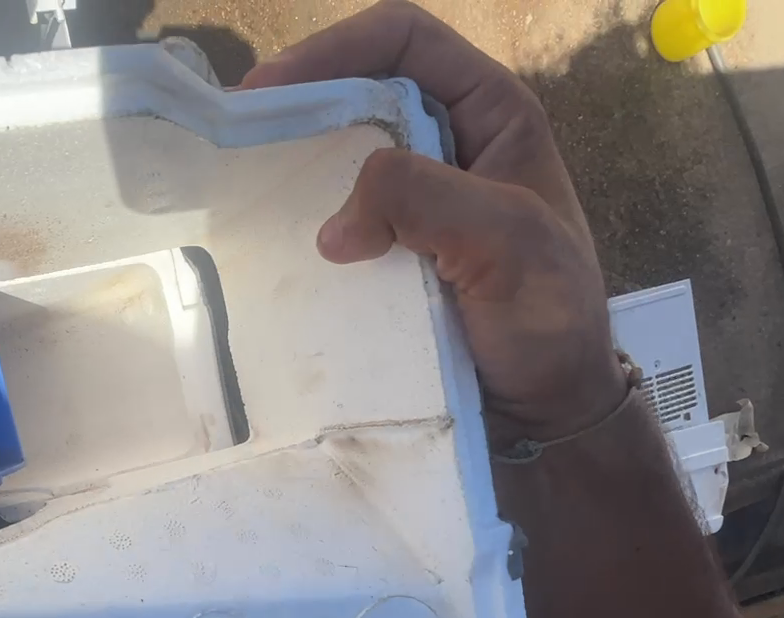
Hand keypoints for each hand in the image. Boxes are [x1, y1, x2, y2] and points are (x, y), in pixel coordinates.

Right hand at [241, 1, 624, 442]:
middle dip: (297, 111)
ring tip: (241, 193)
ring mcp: (411, 212)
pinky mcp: (386, 264)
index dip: (332, 50)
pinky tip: (272, 253)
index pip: (403, 43)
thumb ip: (430, 202)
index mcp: (487, 116)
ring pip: (339, 168)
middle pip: (358, 99)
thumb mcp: (508, 241)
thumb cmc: (548, 320)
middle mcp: (444, 153)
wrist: (540, 408)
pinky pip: (334, 232)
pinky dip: (301, 235)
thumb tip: (332, 226)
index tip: (264, 93)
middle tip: (235, 142)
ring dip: (291, 175)